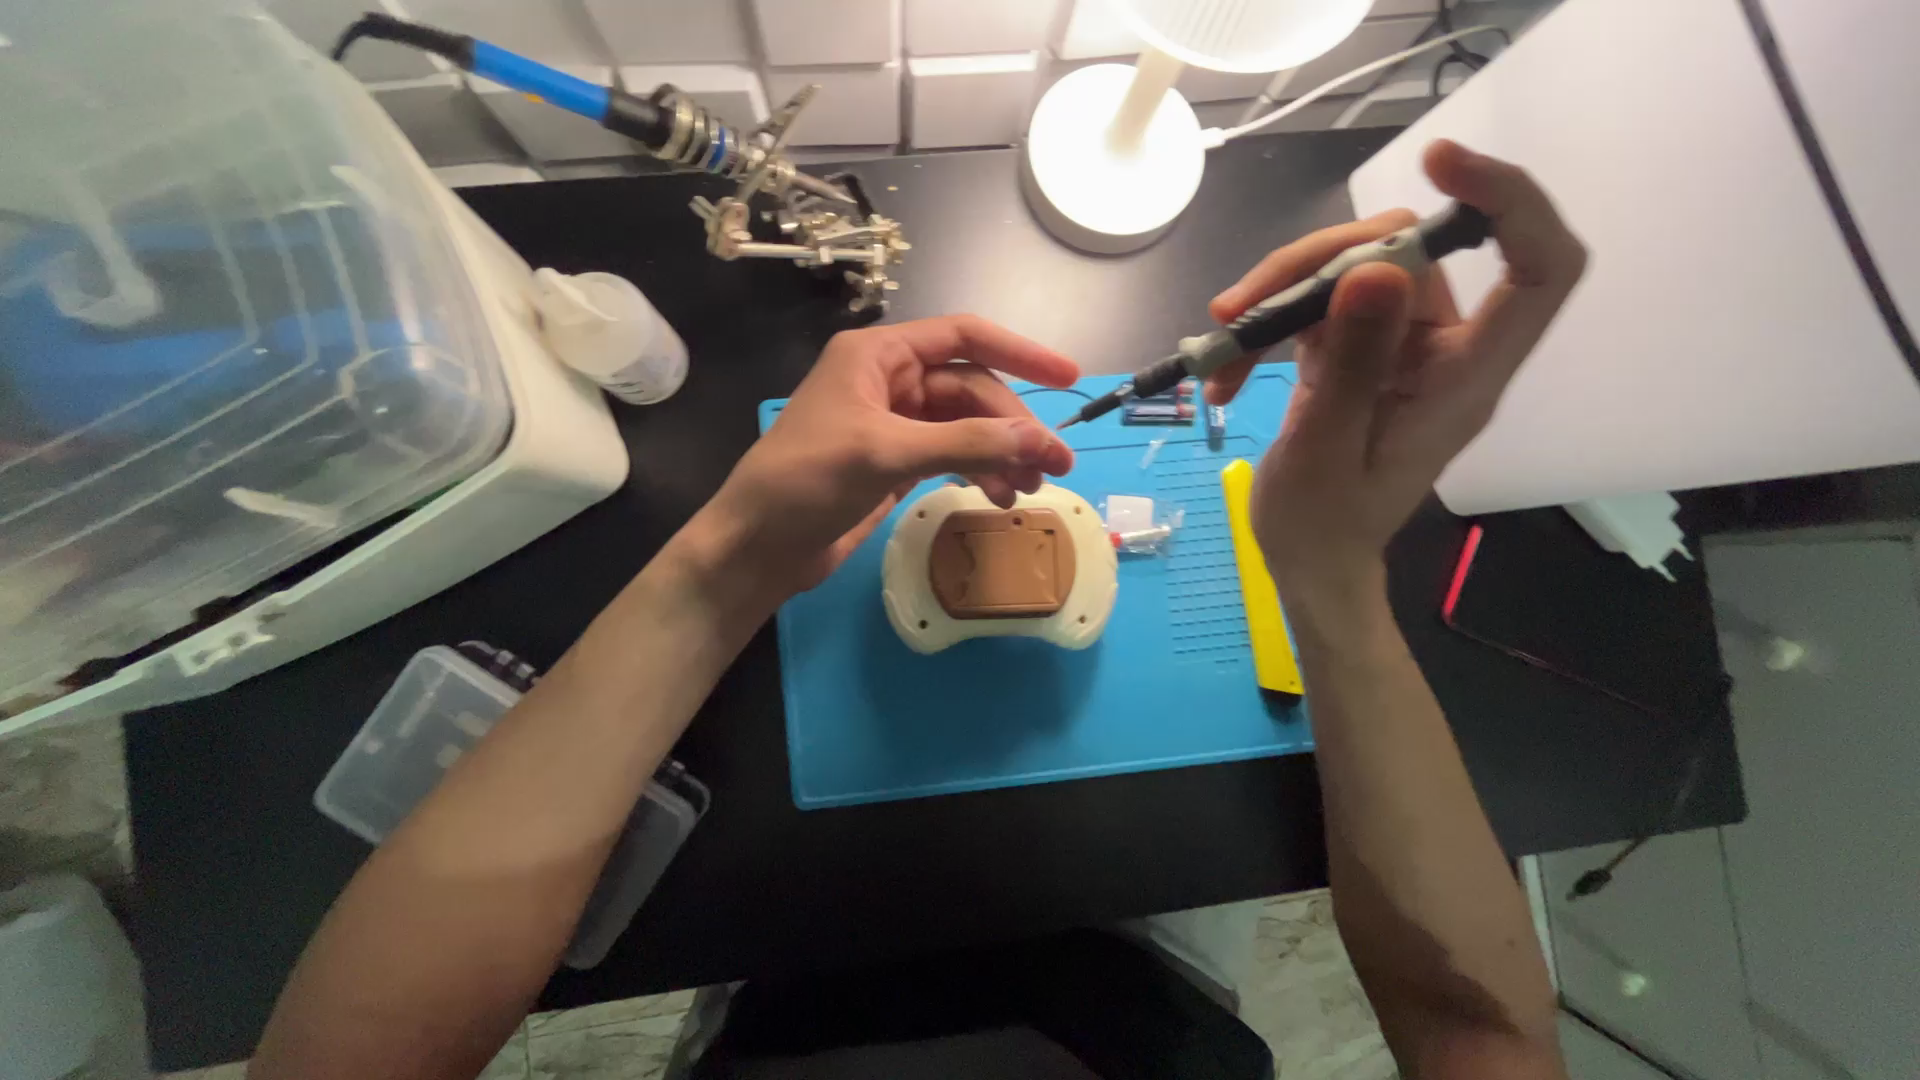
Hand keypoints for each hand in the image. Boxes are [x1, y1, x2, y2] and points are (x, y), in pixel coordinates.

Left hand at [696, 315, 1077, 596]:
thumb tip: (1038, 438)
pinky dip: (977, 471)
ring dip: (1000, 453)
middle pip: (971, 390)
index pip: (963, 337)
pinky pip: (951, 455)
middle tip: (1052, 467)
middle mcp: (889, 381)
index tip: (1068, 377)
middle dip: (1012, 425)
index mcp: (878, 355)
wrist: (758, 545)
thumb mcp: (886, 453)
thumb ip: (965, 442)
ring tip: (1028, 491)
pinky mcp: (895, 463)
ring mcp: (893, 424)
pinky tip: (997, 495)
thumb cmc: (807, 482)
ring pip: (965, 426)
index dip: (1019, 352)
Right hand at [1207, 140, 1585, 603]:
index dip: (1510, 202)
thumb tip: (1376, 269)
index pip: (1535, 272)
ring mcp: (1394, 352)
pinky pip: (1315, 312)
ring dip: (1274, 304)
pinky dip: (1265, 335)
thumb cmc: (1322, 526)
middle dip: (1312, 268)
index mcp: (1464, 380)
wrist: (1307, 562)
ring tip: (1220, 357)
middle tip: (1236, 308)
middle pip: (1405, 257)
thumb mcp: (1326, 450)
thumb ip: (1354, 365)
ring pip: (1348, 277)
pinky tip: (1227, 377)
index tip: (1440, 163)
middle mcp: (1440, 352)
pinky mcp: (1354, 355)